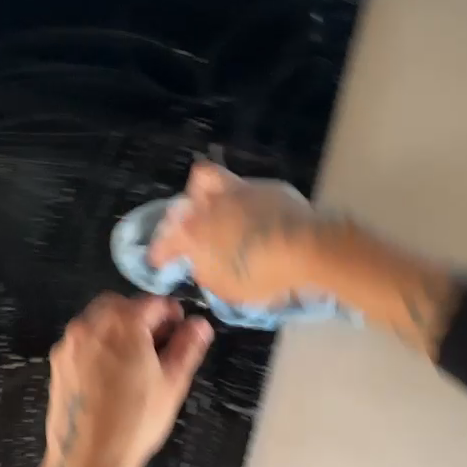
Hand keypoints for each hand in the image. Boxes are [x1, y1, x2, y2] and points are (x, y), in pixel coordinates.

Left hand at [45, 293, 213, 466]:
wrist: (88, 460)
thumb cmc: (136, 420)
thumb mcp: (173, 382)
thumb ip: (188, 346)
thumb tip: (200, 325)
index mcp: (123, 322)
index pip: (154, 303)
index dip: (173, 314)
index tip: (182, 330)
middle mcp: (92, 325)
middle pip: (121, 305)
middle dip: (143, 317)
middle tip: (160, 342)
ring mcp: (70, 344)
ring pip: (99, 321)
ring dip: (120, 329)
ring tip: (137, 359)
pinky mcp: (58, 364)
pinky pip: (84, 341)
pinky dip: (101, 345)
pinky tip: (113, 374)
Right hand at [149, 162, 324, 308]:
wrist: (306, 247)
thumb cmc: (262, 274)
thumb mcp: (227, 288)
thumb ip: (208, 273)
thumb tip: (203, 263)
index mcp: (194, 231)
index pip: (165, 240)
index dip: (160, 252)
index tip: (160, 260)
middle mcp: (210, 204)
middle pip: (182, 204)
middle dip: (180, 220)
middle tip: (189, 232)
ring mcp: (240, 189)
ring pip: (209, 178)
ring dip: (205, 194)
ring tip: (214, 209)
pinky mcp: (268, 187)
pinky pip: (247, 189)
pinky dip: (244, 201)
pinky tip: (254, 214)